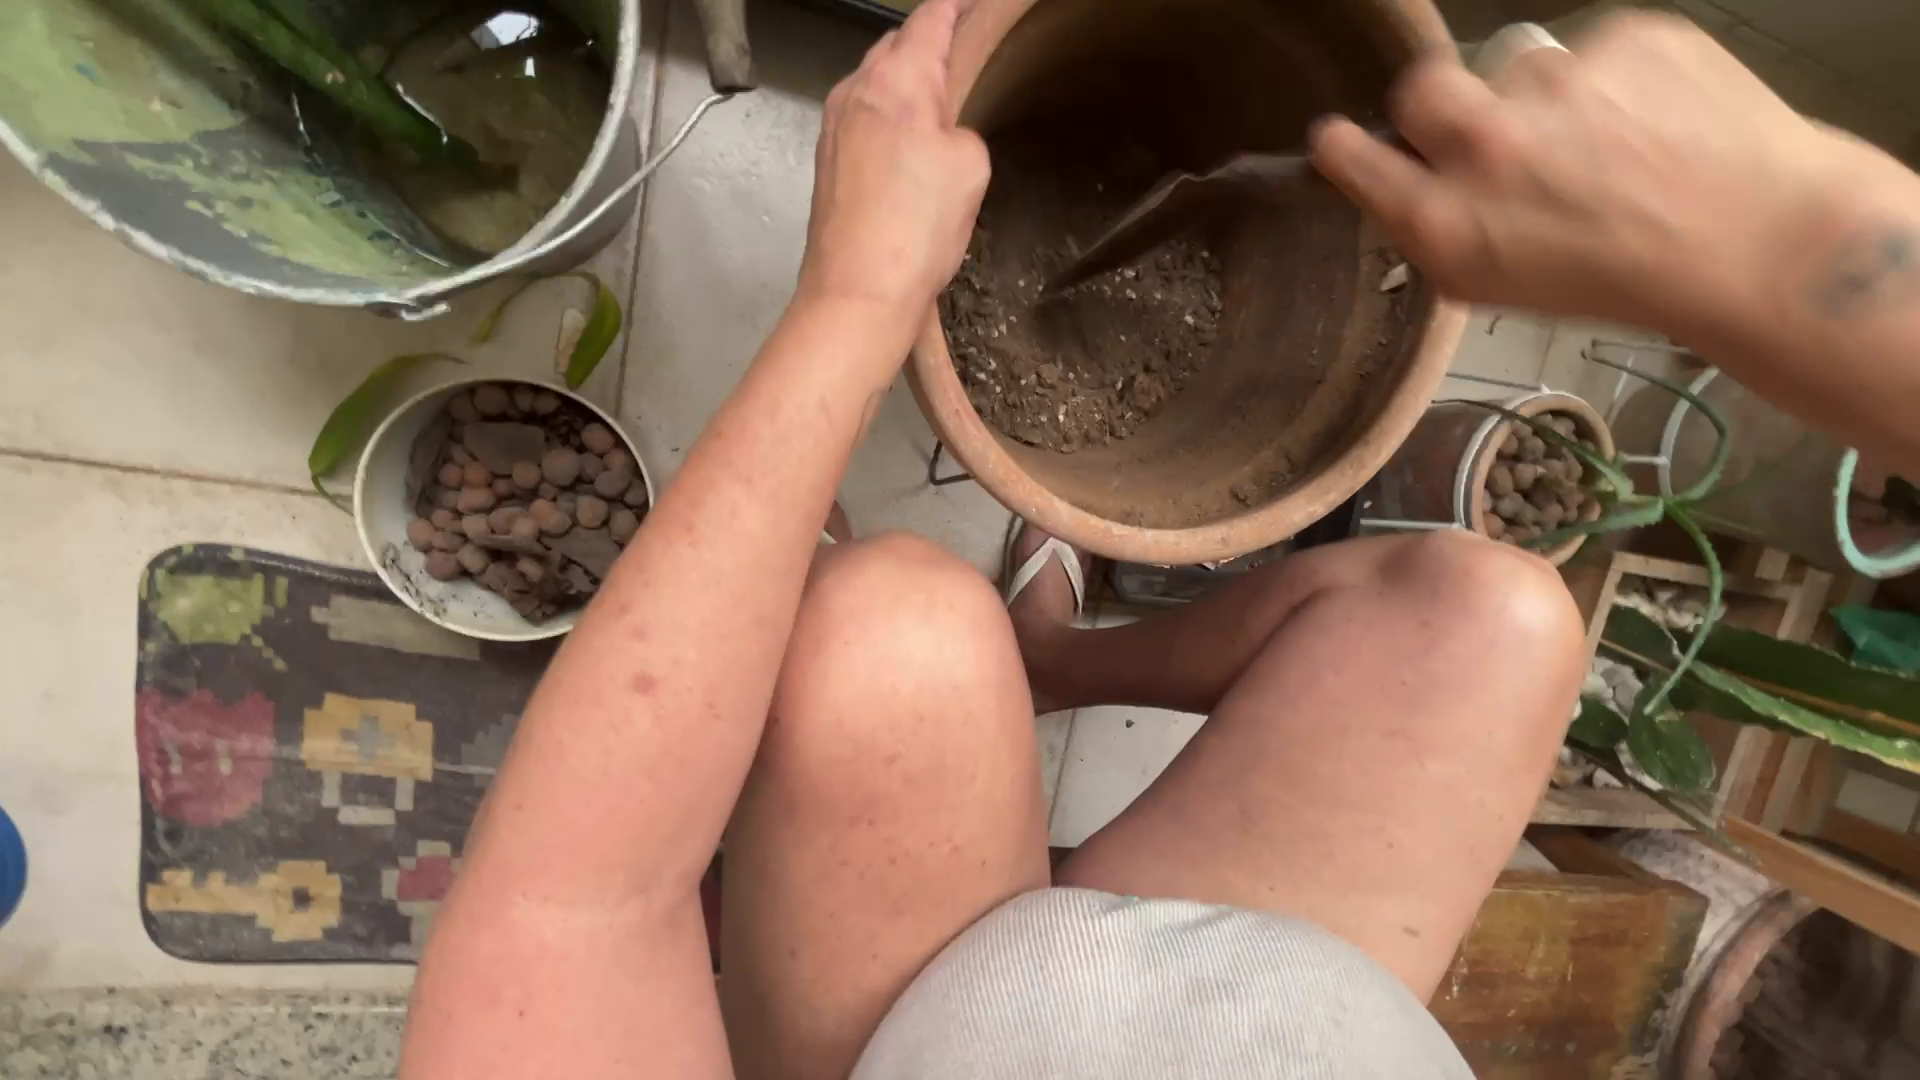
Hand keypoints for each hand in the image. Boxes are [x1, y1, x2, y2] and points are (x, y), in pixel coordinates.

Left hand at [794, 0, 988, 333]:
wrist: (857, 294)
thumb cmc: (916, 230)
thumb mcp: (970, 170)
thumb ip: (961, 133)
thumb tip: (940, 140)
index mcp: (897, 80)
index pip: (931, 18)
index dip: (957, 7)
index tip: (974, 6)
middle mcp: (855, 92)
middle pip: (894, 47)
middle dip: (926, 45)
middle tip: (958, 56)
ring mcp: (832, 130)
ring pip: (872, 86)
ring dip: (902, 86)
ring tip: (931, 105)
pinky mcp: (825, 167)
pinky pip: (860, 123)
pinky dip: (885, 121)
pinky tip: (903, 149)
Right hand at [1310, 13, 1882, 336]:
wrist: (1745, 236)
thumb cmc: (1601, 278)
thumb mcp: (1485, 283)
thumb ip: (1430, 232)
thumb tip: (1407, 189)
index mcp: (1442, 217)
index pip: (1356, 160)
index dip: (1340, 148)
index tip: (1334, 140)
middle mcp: (1484, 144)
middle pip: (1421, 88)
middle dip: (1434, 105)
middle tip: (1471, 129)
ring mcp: (1555, 82)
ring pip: (1510, 69)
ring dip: (1527, 98)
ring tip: (1579, 136)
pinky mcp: (1624, 37)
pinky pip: (1584, 51)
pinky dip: (1598, 82)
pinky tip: (1634, 120)